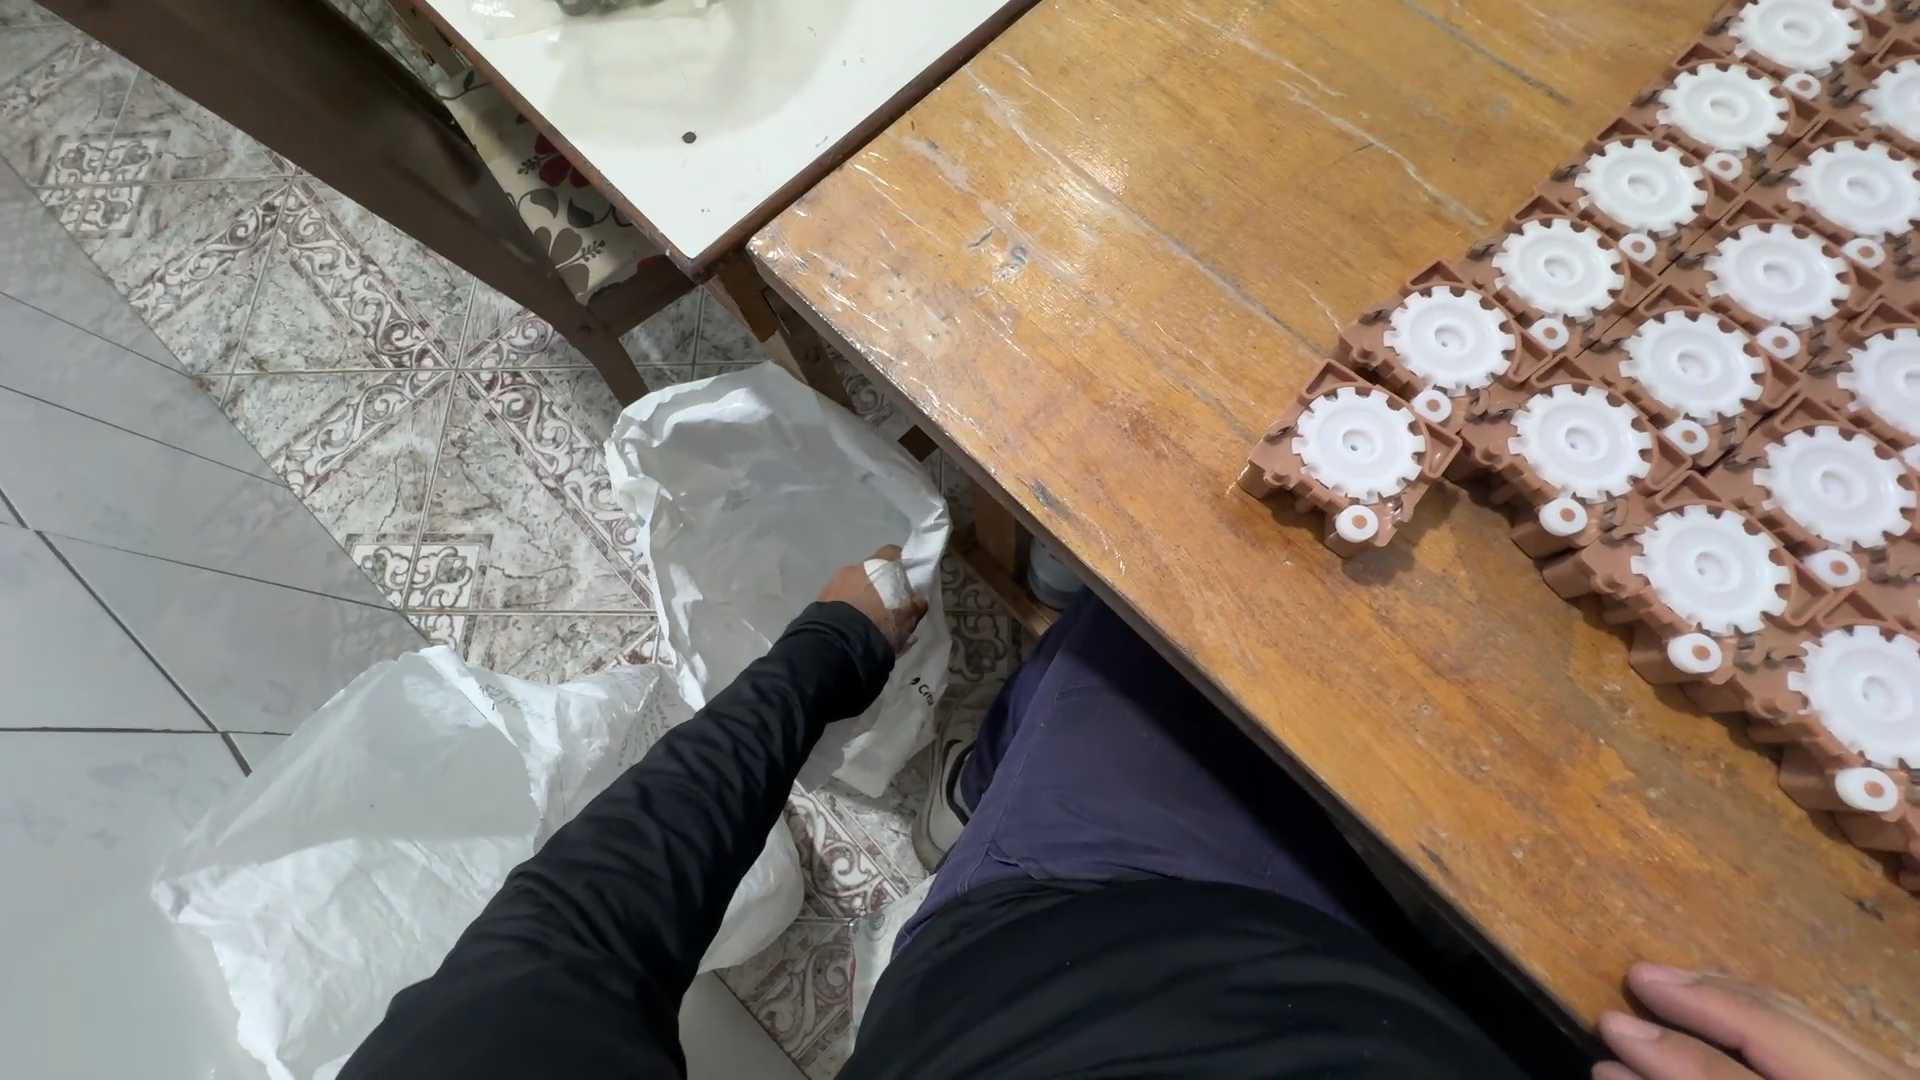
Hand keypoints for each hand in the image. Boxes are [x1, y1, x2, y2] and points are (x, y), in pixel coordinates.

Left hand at [818, 546, 928, 653]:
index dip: (900, 564)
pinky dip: (846, 607)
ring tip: (865, 618)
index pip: (892, 552)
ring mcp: (835, 582)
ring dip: (860, 596)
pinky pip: (839, 598)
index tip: (906, 580)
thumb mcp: (908, 618)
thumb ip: (915, 603)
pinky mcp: (820, 599)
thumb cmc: (881, 625)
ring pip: (853, 584)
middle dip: (879, 584)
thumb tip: (916, 597)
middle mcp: (855, 567)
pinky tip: (850, 625)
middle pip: (871, 570)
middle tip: (886, 604)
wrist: (840, 645)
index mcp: (879, 565)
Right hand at [1595, 964, 1914, 1079]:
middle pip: (1778, 1034)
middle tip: (1634, 977)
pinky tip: (1723, 992)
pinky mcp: (1896, 1078)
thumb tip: (1609, 1070)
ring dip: (1724, 992)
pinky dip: (1763, 1003)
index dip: (1672, 1055)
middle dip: (1700, 1002)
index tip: (1608, 1025)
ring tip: (1667, 977)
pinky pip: (1823, 1023)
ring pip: (1801, 1016)